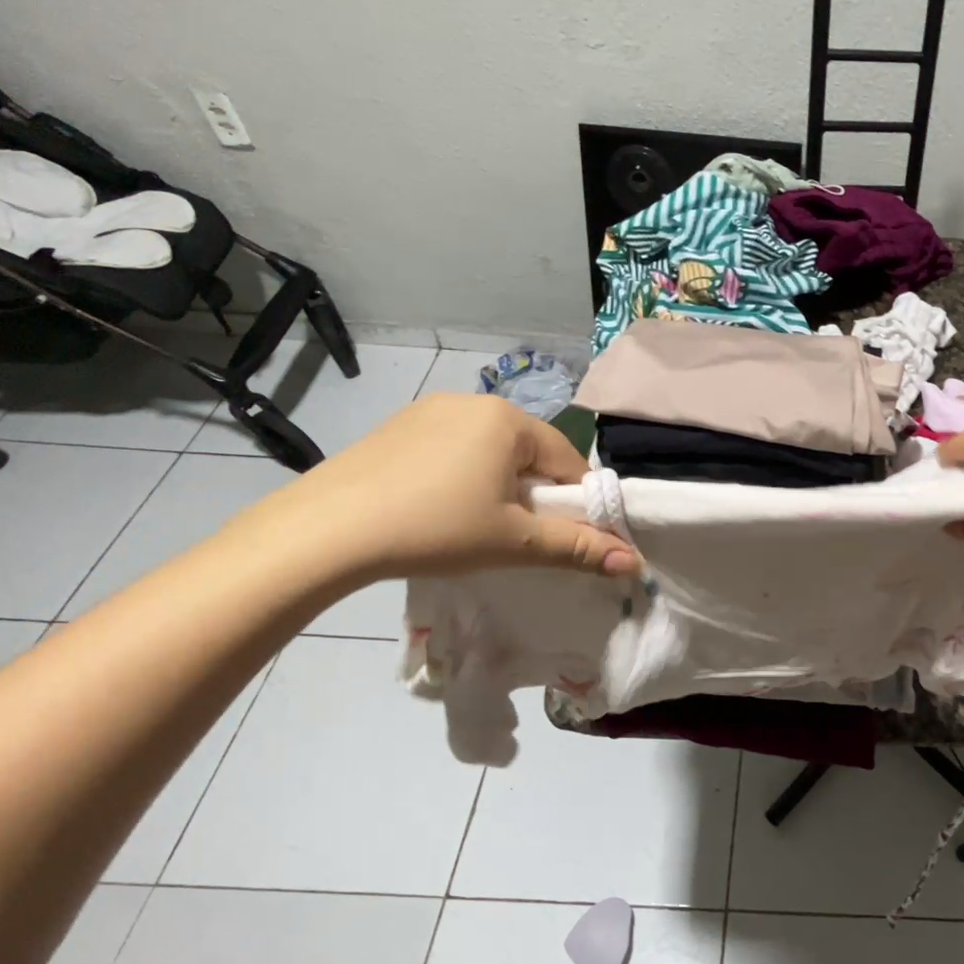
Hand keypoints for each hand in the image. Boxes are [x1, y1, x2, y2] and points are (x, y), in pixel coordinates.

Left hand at [237, 394, 637, 580]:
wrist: (328, 530)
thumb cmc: (436, 529)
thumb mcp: (515, 542)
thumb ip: (579, 548)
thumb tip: (635, 562)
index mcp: (510, 419)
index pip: (568, 461)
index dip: (572, 503)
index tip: (556, 537)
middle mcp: (475, 401)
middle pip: (529, 452)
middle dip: (531, 492)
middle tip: (510, 535)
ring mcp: (430, 409)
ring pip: (490, 450)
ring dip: (496, 484)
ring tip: (471, 525)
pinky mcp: (398, 425)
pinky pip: (452, 448)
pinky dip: (459, 475)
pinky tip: (435, 507)